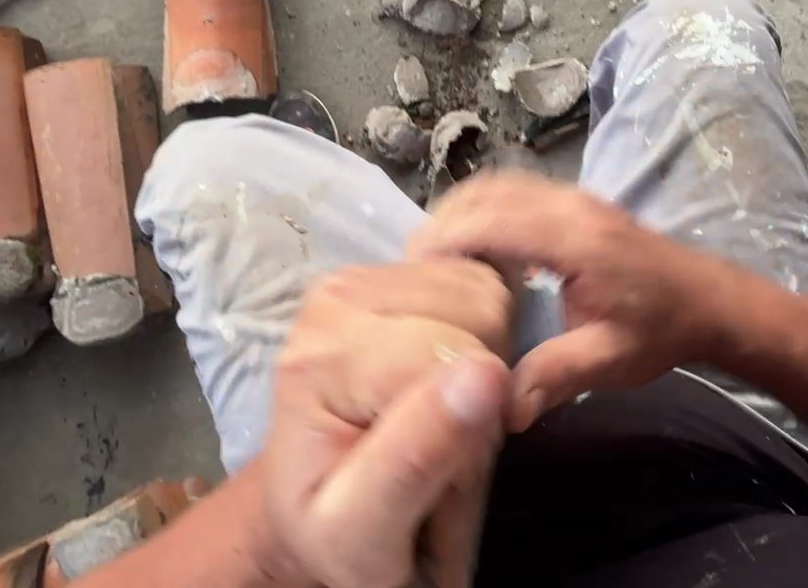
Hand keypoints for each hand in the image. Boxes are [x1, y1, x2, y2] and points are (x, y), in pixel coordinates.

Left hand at [263, 259, 514, 587]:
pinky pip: (483, 284)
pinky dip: (485, 332)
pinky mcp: (400, 271)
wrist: (322, 509)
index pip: (453, 355)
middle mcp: (336, 297)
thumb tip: (485, 374)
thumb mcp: (364, 534)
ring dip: (487, 358)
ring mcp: (367, 276)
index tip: (447, 472)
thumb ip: (416, 458)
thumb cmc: (340, 535)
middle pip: (475, 312)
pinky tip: (449, 373)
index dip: (475, 420)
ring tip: (446, 413)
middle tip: (448, 445)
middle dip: (484, 385)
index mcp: (319, 355)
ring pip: (487, 294)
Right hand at [409, 174, 754, 430]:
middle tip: (415, 273)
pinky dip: (482, 207)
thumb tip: (498, 409)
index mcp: (575, 238)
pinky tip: (474, 246)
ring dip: (460, 212)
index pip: (492, 222)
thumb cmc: (661, 329)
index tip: (412, 274)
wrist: (710, 300)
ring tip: (436, 260)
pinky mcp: (574, 199)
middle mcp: (569, 204)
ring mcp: (573, 195)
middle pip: (486, 194)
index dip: (445, 241)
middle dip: (443, 225)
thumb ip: (553, 377)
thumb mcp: (610, 360)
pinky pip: (513, 188)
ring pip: (498, 184)